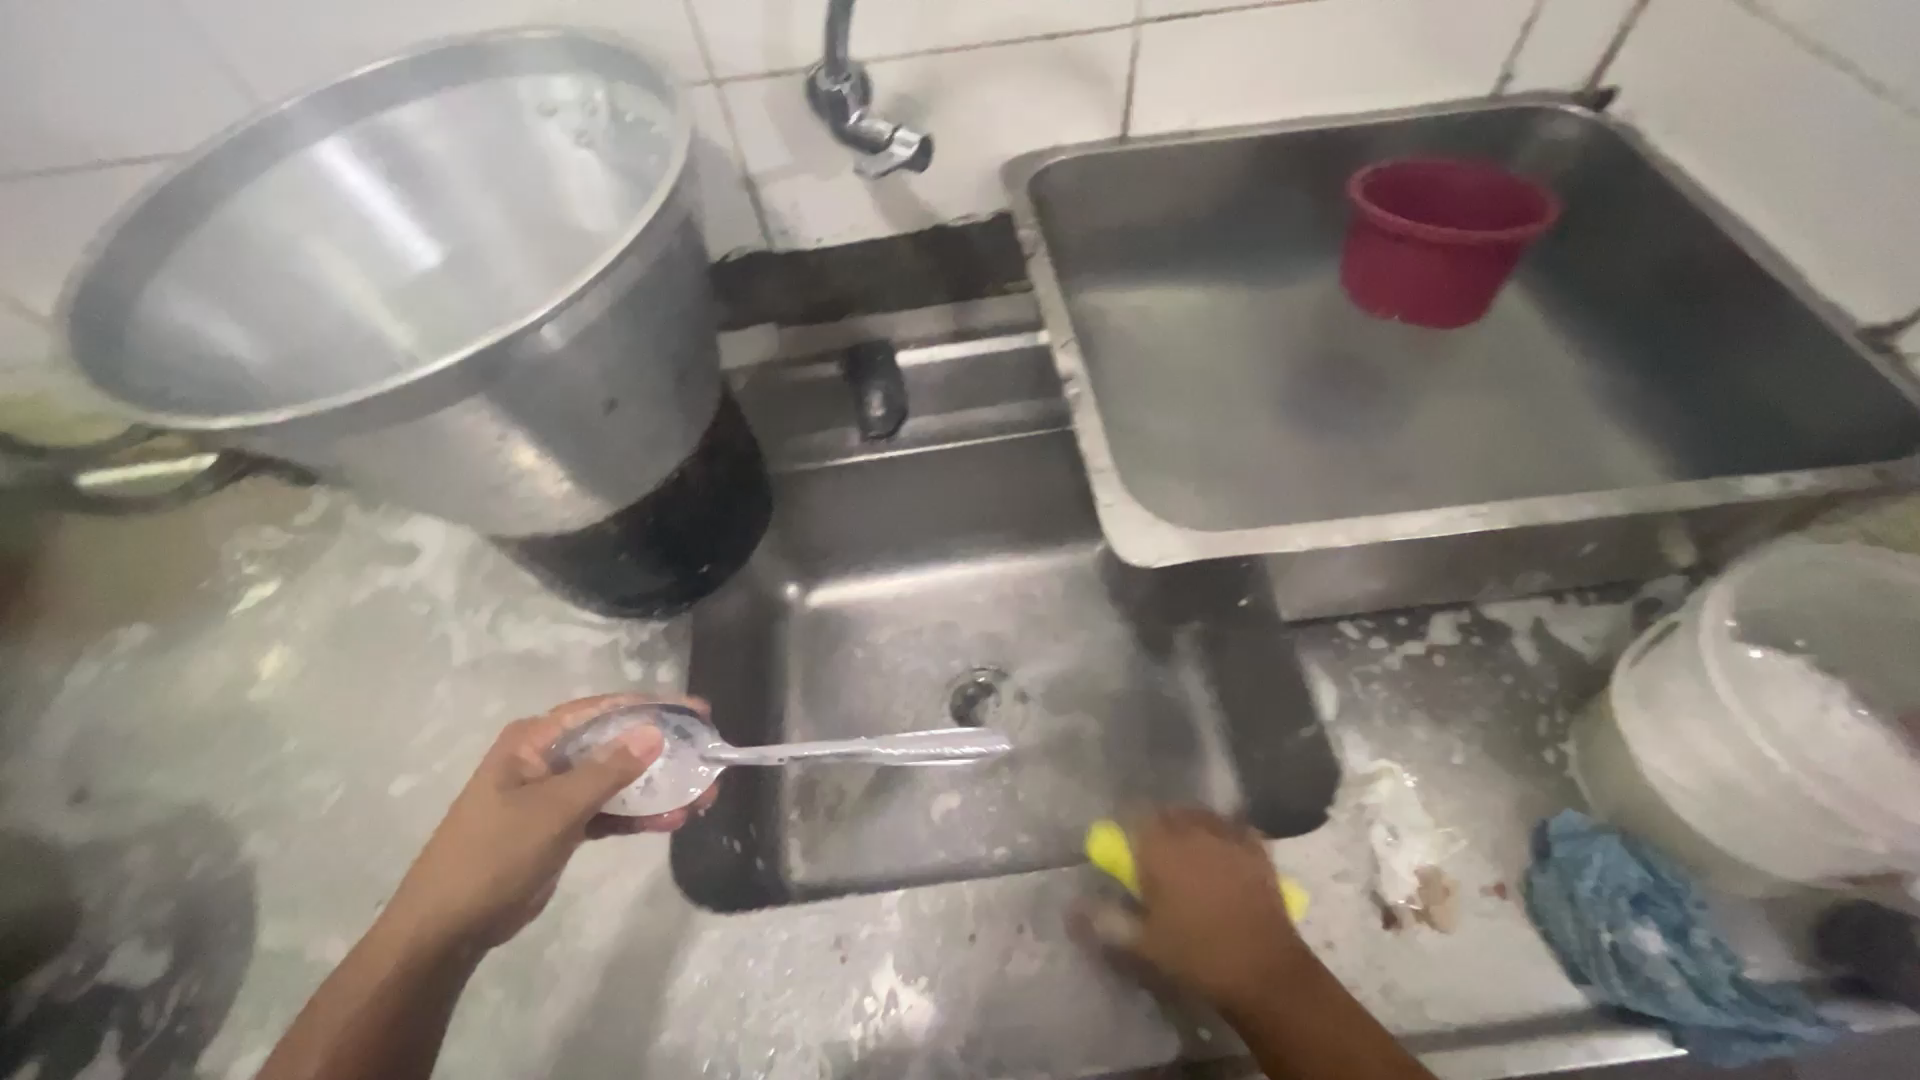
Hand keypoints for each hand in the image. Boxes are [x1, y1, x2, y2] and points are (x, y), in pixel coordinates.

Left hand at [380, 694, 715, 952]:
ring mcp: (555, 792)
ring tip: (703, 794)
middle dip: (663, 750)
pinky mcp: (563, 825)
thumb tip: (655, 732)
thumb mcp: (555, 809)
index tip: (697, 712)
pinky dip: (638, 815)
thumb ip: (608, 770)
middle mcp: (547, 758)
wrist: (447, 928)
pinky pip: (610, 810)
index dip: (653, 707)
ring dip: (657, 786)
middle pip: (616, 742)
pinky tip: (674, 820)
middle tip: (707, 755)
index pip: (604, 710)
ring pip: (618, 779)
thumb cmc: (494, 855)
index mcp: (535, 740)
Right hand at [1078, 806, 1311, 1013]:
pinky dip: (1223, 833)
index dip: (1125, 828)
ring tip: (1187, 850)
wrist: (1266, 972)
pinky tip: (1223, 852)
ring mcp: (1228, 835)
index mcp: (1159, 847)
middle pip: (1167, 812)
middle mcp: (1192, 830)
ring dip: (1189, 825)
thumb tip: (1071, 908)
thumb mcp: (1142, 944)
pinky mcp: (1257, 848)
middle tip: (1153, 855)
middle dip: (1156, 826)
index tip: (1122, 848)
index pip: (1132, 815)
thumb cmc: (1197, 956)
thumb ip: (1104, 920)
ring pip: (1200, 815)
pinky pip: (1233, 827)